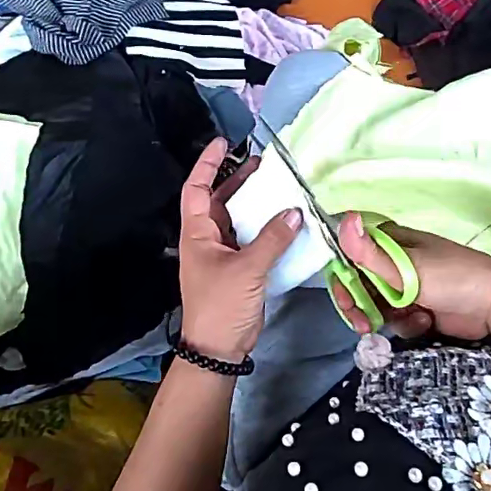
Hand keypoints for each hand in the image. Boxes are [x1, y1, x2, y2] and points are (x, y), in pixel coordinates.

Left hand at [178, 138, 302, 362]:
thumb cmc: (221, 304)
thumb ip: (273, 239)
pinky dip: (270, 229)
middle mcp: (208, 239)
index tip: (224, 143)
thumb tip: (295, 212)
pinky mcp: (242, 269)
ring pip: (241, 220)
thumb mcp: (247, 269)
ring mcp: (225, 254)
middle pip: (221, 201)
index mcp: (197, 233)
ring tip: (280, 188)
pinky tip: (289, 222)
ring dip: (258, 205)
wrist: (219, 348)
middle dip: (239, 181)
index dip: (207, 164)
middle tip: (264, 165)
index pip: (196, 189)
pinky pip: (255, 240)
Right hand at [329, 213, 490, 340]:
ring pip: (375, 305)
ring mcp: (405, 287)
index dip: (342, 275)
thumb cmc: (452, 278)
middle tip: (364, 323)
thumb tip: (343, 218)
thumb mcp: (407, 267)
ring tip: (406, 319)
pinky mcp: (416, 309)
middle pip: (358, 284)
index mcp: (390, 242)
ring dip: (385, 317)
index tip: (345, 295)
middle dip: (359, 304)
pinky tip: (424, 322)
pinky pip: (395, 320)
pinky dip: (405, 324)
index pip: (351, 254)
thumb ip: (369, 253)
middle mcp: (394, 262)